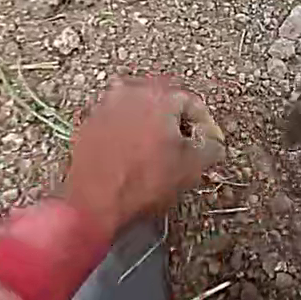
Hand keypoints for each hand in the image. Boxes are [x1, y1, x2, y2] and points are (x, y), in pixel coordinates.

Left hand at [65, 79, 225, 230]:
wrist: (93, 206)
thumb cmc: (146, 181)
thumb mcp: (194, 164)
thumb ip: (212, 144)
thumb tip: (213, 140)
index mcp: (159, 96)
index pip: (193, 103)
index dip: (206, 125)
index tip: (208, 143)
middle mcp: (130, 93)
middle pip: (165, 102)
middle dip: (178, 122)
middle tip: (186, 144)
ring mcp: (104, 107)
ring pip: (140, 110)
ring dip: (152, 126)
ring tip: (160, 151)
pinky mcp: (87, 125)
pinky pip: (118, 122)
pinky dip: (130, 133)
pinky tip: (135, 155)